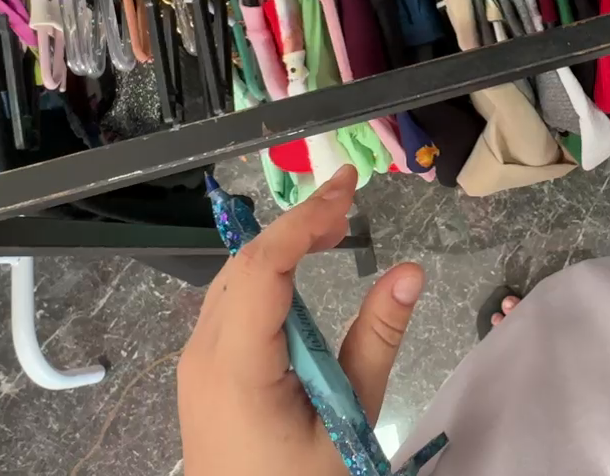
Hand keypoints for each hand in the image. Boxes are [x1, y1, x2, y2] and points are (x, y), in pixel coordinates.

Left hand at [177, 167, 425, 474]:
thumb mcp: (350, 419)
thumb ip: (377, 340)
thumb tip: (412, 269)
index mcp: (236, 367)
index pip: (262, 267)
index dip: (303, 220)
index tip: (349, 189)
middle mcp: (203, 354)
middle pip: (246, 263)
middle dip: (299, 221)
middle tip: (351, 199)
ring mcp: (198, 363)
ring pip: (236, 277)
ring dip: (284, 243)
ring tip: (336, 227)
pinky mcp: (205, 371)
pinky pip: (232, 300)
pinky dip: (269, 271)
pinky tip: (301, 271)